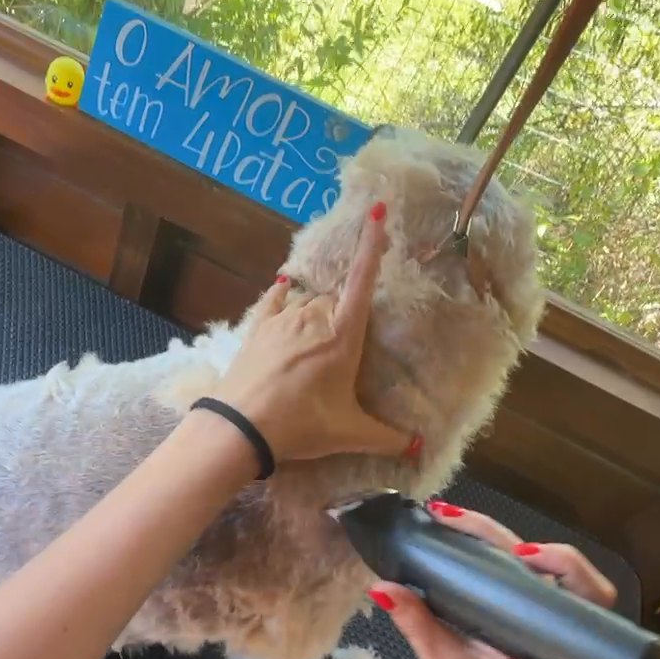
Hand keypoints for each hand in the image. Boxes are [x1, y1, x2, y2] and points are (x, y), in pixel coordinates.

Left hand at [210, 201, 413, 461]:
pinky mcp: (257, 327)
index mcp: (343, 334)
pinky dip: (282, 295)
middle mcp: (313, 316)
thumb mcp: (348, 433)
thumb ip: (386, 437)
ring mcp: (282, 319)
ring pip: (307, 303)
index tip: (378, 210)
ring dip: (314, 316)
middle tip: (340, 351)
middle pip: (336, 300)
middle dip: (343, 315)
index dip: (373, 244)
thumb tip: (418, 449)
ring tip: (310, 354)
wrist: (241, 426)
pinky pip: (274, 300)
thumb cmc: (302, 425)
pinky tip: (284, 288)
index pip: (363, 280)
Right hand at [368, 503, 616, 658]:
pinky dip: (481, 549)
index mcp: (551, 641)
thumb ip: (419, 627)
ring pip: (519, 559)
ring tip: (447, 518)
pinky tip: (452, 535)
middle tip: (450, 517)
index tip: (523, 554)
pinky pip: (503, 571)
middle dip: (496, 532)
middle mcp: (546, 620)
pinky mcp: (508, 611)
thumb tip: (382, 587)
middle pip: (539, 560)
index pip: (583, 591)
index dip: (563, 562)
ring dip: (487, 534)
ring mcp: (528, 613)